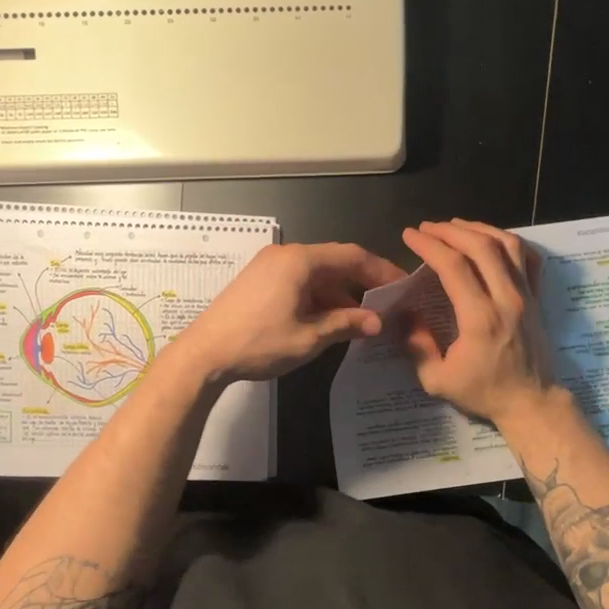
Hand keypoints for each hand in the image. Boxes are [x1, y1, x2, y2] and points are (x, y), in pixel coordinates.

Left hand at [165, 242, 406, 383]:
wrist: (204, 353)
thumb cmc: (259, 343)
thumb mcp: (309, 338)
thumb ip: (345, 324)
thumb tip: (377, 323)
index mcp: (301, 261)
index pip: (353, 256)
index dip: (382, 271)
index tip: (403, 287)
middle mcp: (286, 255)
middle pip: (336, 262)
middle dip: (363, 283)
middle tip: (389, 303)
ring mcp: (270, 266)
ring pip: (317, 274)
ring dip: (341, 293)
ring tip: (364, 319)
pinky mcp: (259, 280)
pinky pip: (300, 281)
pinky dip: (319, 297)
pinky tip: (331, 319)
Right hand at [399, 219, 560, 425]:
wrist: (531, 403)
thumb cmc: (484, 393)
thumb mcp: (437, 380)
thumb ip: (418, 346)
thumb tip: (405, 316)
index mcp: (480, 318)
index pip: (454, 266)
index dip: (429, 246)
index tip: (410, 236)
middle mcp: (506, 298)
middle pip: (481, 246)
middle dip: (450, 231)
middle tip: (427, 227)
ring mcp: (526, 295)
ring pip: (508, 245)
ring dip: (480, 229)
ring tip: (456, 226)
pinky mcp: (538, 298)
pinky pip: (530, 259)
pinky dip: (511, 242)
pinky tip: (493, 239)